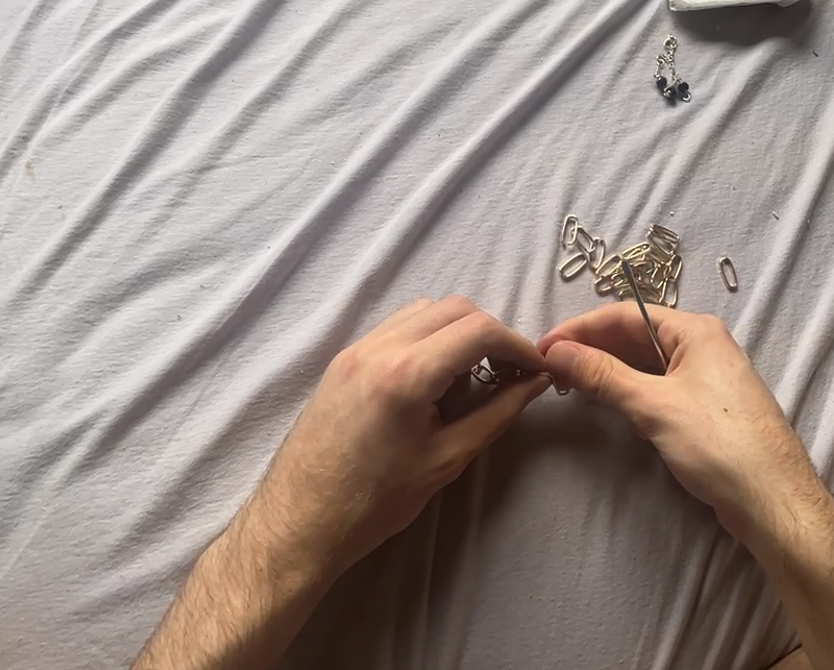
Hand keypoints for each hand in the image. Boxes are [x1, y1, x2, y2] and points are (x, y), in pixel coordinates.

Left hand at [251, 296, 550, 576]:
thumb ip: (498, 412)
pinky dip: (429, 335)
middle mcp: (381, 345)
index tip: (535, 368)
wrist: (297, 524)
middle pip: (456, 308)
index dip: (516, 344)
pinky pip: (400, 324)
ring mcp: (359, 346)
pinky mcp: (346, 355)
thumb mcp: (448, 458)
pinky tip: (434, 377)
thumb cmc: (375, 502)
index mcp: (407, 373)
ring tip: (468, 377)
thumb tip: (536, 381)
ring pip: (427, 309)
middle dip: (490, 334)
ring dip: (459, 330)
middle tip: (506, 372)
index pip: (479, 330)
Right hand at [538, 303, 826, 542]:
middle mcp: (702, 343)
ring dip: (609, 369)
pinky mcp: (706, 406)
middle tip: (551, 367)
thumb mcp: (654, 406)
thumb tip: (556, 352)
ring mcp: (706, 375)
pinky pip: (659, 384)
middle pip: (636, 335)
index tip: (545, 345)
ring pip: (646, 361)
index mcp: (695, 329)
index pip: (626, 314)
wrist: (774, 501)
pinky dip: (630, 388)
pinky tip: (608, 400)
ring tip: (570, 383)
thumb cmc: (717, 443)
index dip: (582, 328)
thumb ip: (603, 375)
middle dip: (593, 348)